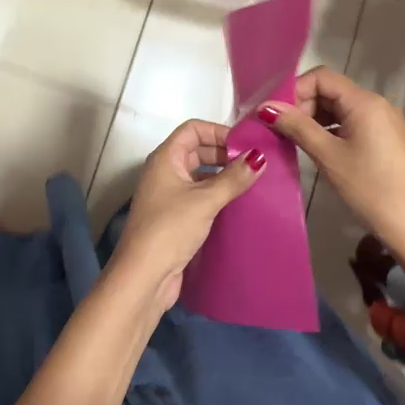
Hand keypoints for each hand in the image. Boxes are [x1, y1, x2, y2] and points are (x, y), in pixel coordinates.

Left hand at [111, 119, 265, 310]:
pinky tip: (238, 205)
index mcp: (165, 158)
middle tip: (255, 165)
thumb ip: (233, 178)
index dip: (218, 131)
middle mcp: (164, 171)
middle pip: (197, 150)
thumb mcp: (205, 200)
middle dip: (224, 154)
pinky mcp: (175, 216)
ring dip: (222, 176)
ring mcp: (168, 194)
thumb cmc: (170, 228)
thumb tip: (259, 157)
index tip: (247, 145)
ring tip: (252, 184)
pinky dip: (217, 195)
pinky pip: (199, 195)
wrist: (144, 275)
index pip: (193, 129)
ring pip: (199, 174)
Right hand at [256, 66, 404, 253]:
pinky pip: (353, 123)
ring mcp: (385, 121)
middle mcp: (377, 103)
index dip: (295, 90)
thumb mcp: (328, 156)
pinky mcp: (388, 139)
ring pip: (340, 108)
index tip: (277, 115)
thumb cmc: (370, 189)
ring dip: (316, 119)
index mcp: (365, 102)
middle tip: (284, 132)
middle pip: (330, 90)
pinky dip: (332, 130)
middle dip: (303, 106)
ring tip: (297, 143)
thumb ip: (297, 127)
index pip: (321, 77)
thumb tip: (265, 107)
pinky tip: (321, 150)